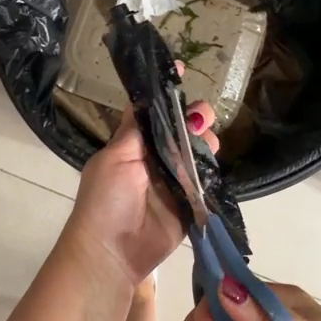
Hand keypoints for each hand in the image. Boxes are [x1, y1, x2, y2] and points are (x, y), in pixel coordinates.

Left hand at [64, 98, 217, 282]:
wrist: (112, 252)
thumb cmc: (106, 200)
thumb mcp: (115, 157)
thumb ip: (135, 130)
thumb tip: (147, 99)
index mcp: (133, 144)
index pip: (152, 111)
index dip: (165, 91)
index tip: (179, 69)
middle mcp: (155, 158)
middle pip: (181, 128)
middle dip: (194, 116)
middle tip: (200, 117)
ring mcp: (174, 181)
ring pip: (197, 150)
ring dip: (206, 139)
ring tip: (207, 139)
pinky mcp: (190, 204)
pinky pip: (207, 180)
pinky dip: (212, 168)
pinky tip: (214, 158)